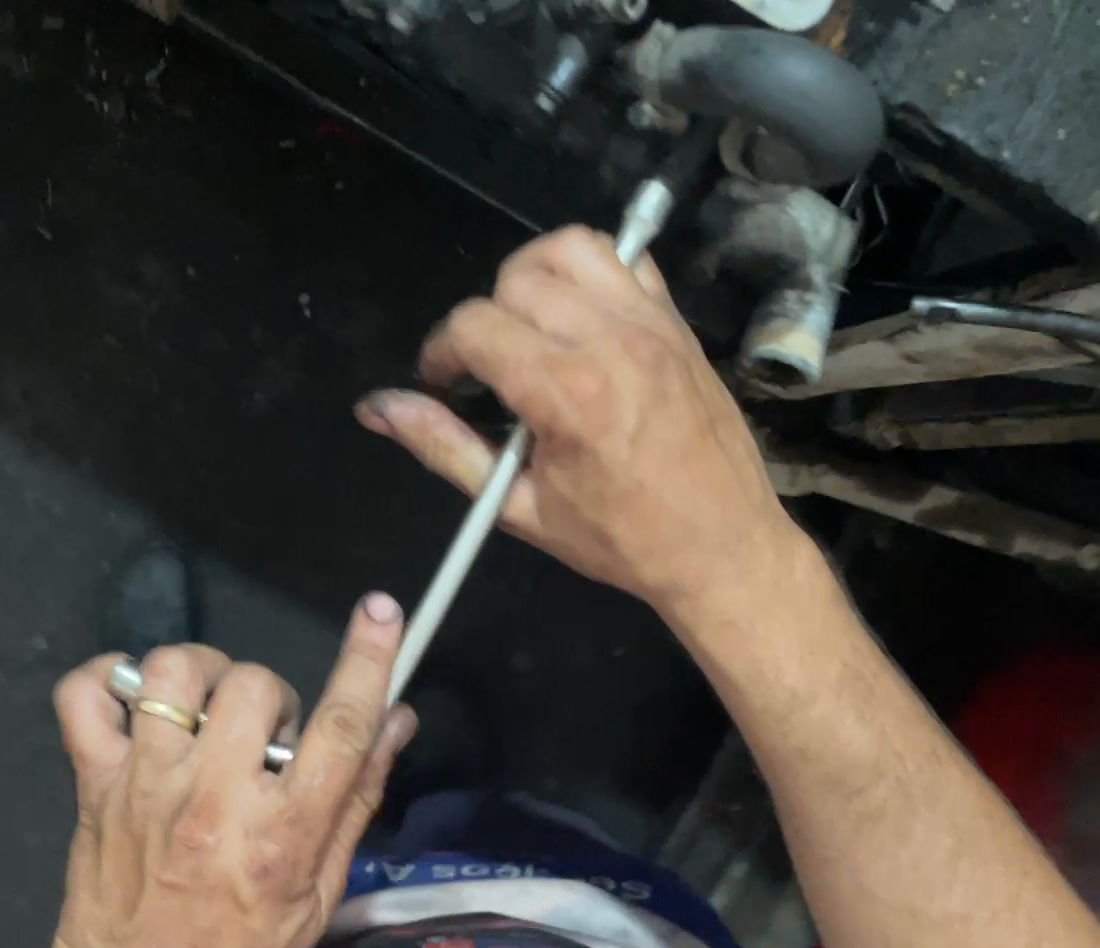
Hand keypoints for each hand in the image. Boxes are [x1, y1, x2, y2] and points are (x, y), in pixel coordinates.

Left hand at [0, 595, 416, 947]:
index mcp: (279, 836)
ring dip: (202, 677)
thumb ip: (358, 799)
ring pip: (174, 672)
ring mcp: (144, 784)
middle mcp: (212, 800)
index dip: (369, 659)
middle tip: (262, 741)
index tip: (383, 610)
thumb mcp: (318, 895)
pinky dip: (107, 679)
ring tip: (206, 714)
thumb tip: (399, 718)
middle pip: (256, 685)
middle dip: (272, 699)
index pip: (340, 729)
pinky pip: (84, 694)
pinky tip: (135, 702)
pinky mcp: (93, 780)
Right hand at [355, 225, 803, 613]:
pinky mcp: (676, 321)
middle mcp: (609, 341)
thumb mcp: (515, 507)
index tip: (441, 385)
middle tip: (484, 373)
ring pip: (568, 248)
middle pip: (513, 282)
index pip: (474, 326)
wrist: (722, 546)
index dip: (440, 353)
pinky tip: (576, 317)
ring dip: (528, 280)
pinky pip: (624, 256)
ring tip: (524, 329)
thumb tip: (377, 408)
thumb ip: (443, 447)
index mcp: (565, 394)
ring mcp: (651, 323)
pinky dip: (585, 270)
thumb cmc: (616, 538)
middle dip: (481, 323)